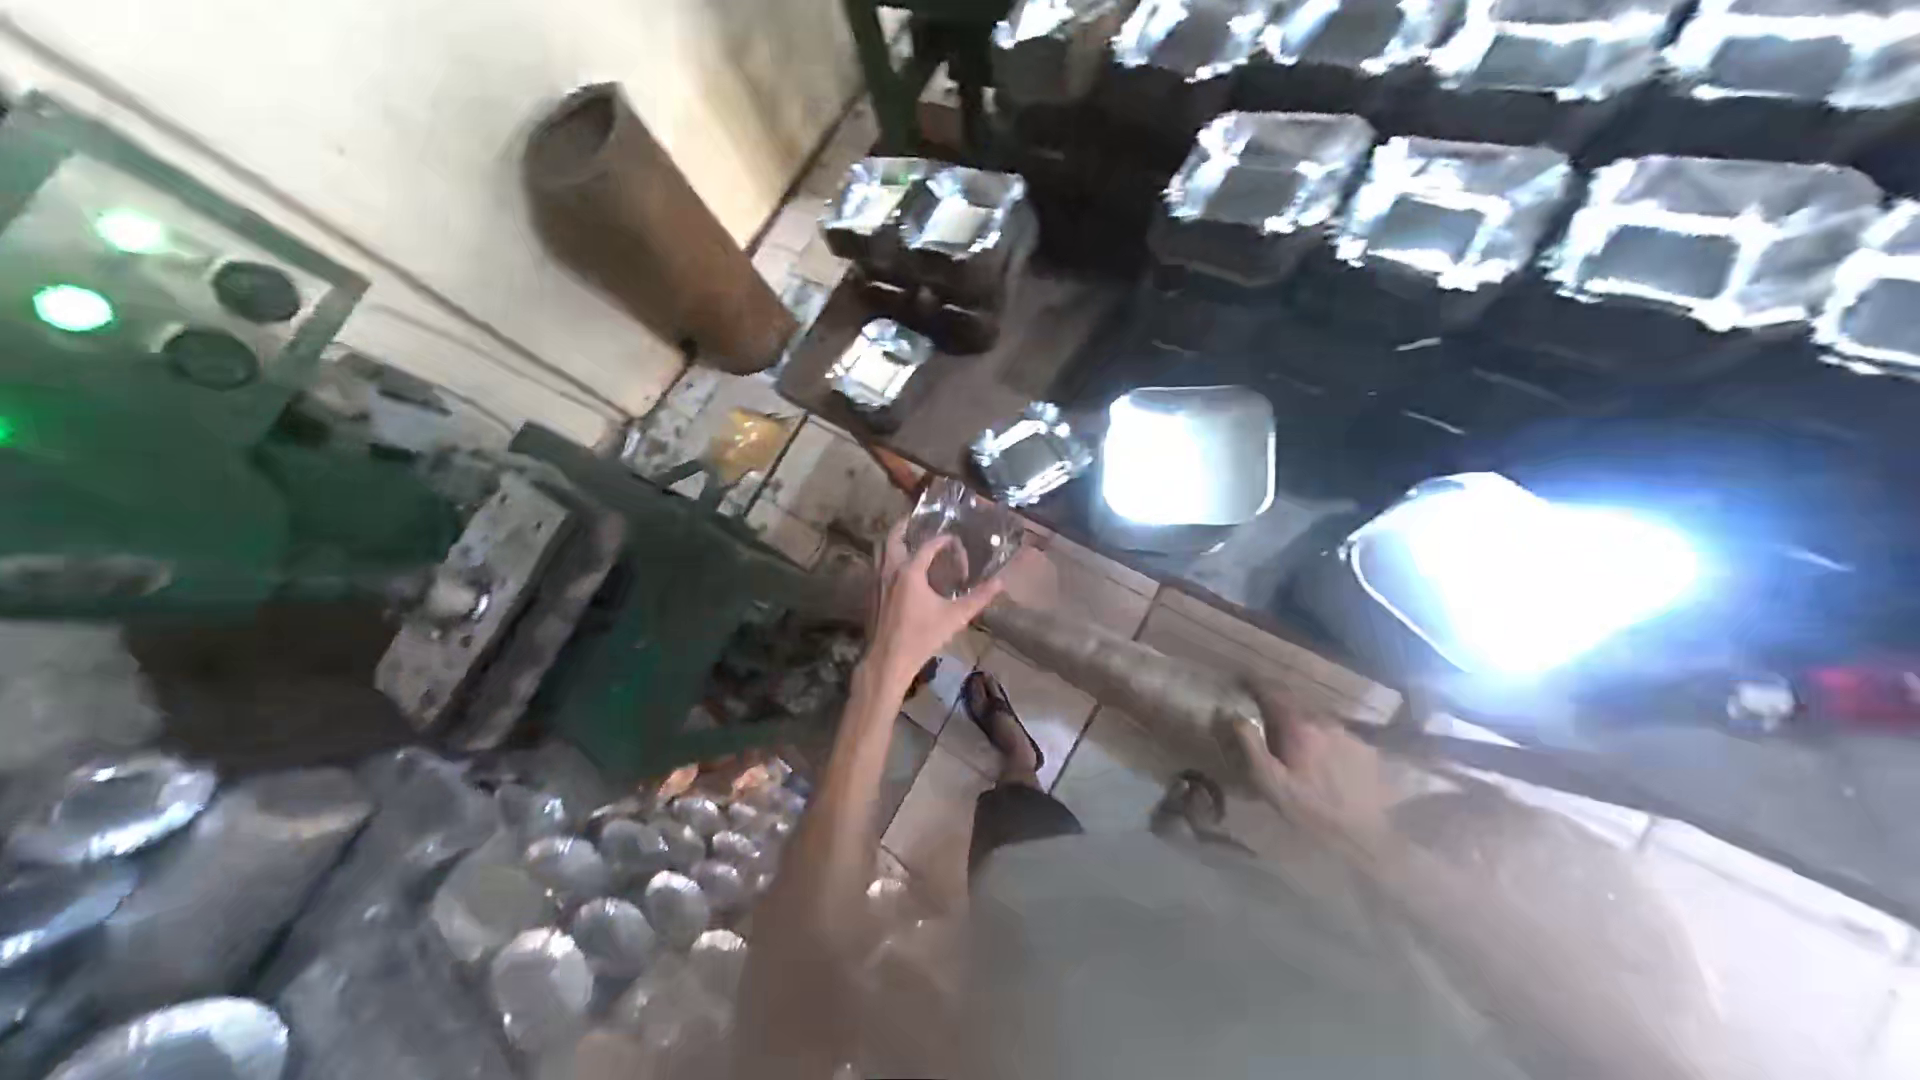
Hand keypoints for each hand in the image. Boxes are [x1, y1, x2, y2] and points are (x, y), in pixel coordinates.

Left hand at [860, 519, 1007, 693]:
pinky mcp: (871, 593)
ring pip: (881, 550)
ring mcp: (876, 580)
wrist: (888, 659)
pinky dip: (888, 557)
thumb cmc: (922, 637)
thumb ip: (978, 598)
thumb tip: (1000, 582)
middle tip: (917, 521)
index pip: (928, 546)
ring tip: (909, 540)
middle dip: (905, 526)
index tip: (954, 541)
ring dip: (894, 541)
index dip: (943, 540)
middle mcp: (890, 570)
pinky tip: (899, 568)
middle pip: (893, 537)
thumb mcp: (954, 617)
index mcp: (910, 572)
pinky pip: (877, 564)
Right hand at [1232, 680, 1392, 849]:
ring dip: (1305, 724)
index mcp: (1299, 728)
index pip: (1275, 694)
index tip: (1245, 682)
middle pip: (1298, 705)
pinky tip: (1325, 759)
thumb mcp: (1270, 783)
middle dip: (1281, 708)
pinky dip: (1326, 739)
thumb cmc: (1310, 810)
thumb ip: (1251, 746)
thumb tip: (1237, 716)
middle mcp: (1326, 723)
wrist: (1365, 837)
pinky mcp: (1367, 750)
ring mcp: (1350, 735)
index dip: (1257, 686)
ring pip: (1319, 720)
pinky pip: (1338, 735)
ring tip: (1298, 743)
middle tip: (1269, 719)